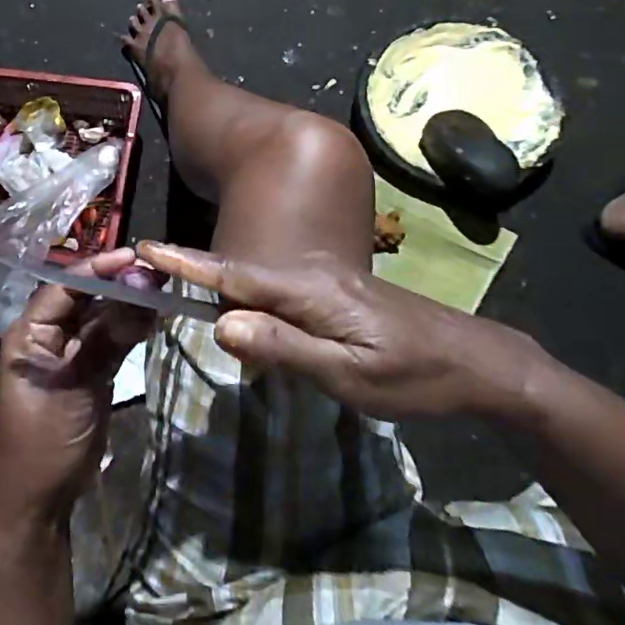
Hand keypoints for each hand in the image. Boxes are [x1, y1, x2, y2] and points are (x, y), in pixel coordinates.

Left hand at [0, 249, 156, 524]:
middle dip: (114, 285)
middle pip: (80, 301)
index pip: (62, 289)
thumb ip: (106, 343)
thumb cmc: (47, 440)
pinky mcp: (84, 376)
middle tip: (154, 272)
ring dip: (124, 306)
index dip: (96, 271)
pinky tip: (150, 318)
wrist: (40, 498)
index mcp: (28, 335)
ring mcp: (64, 357)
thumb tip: (139, 298)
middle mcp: (43, 338)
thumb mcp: (77, 388)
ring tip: (159, 289)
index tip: (133, 258)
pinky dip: (125, 332)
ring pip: (95, 321)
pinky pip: (104, 344)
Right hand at [135, 242, 556, 422]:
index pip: (232, 276)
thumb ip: (285, 347)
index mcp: (307, 293)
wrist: (481, 362)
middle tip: (142, 263)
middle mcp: (305, 277)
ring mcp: (316, 282)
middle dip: (185, 264)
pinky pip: (269, 289)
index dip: (185, 263)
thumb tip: (221, 324)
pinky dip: (238, 290)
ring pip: (251, 279)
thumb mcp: (351, 375)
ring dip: (208, 276)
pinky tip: (231, 303)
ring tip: (169, 276)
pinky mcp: (325, 293)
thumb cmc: (417, 377)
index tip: (143, 248)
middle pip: (233, 272)